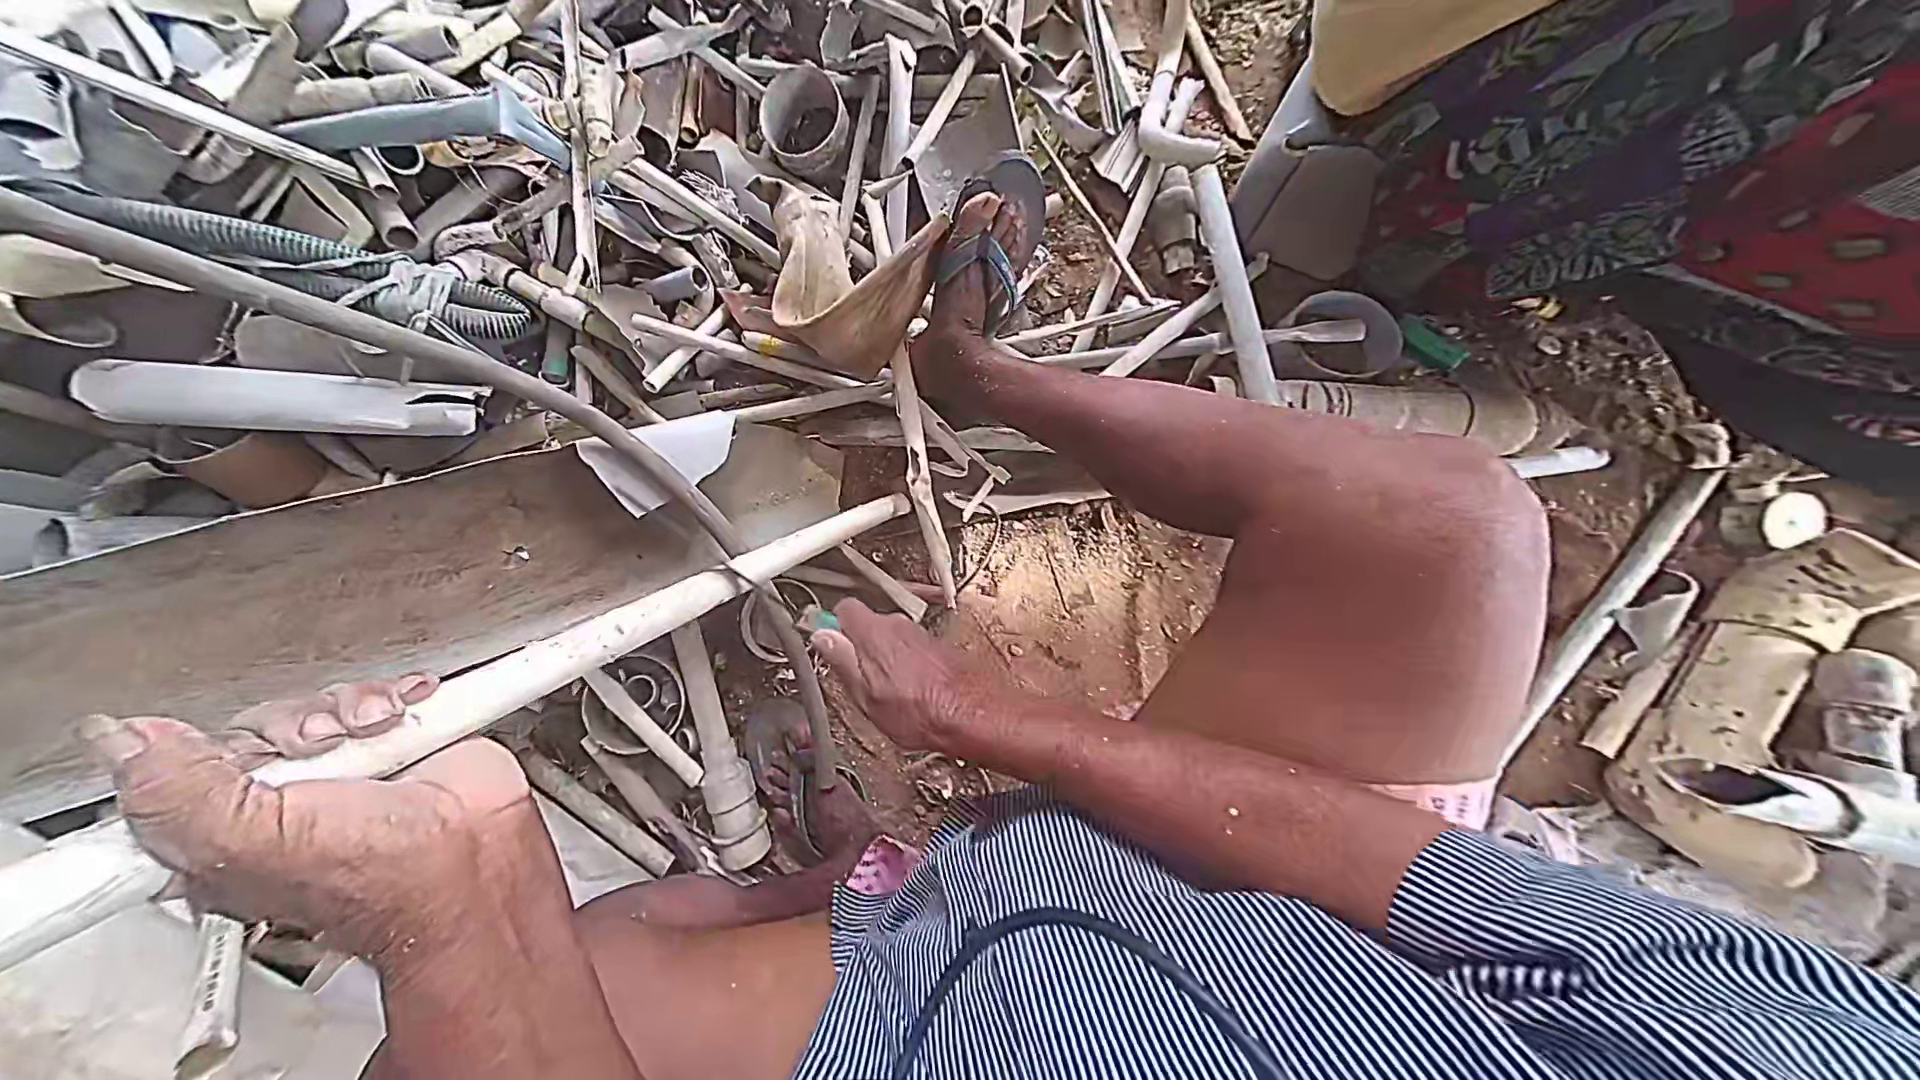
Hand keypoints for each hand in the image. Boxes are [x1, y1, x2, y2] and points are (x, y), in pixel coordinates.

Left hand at [83, 676, 534, 961]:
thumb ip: (179, 796)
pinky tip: (411, 704)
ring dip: (357, 703)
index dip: (220, 743)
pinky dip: (403, 689)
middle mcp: (292, 796)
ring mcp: (356, 765)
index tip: (258, 752)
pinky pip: (391, 692)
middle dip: (300, 720)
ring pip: (330, 702)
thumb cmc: (377, 874)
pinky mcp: (408, 738)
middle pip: (268, 722)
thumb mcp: (251, 844)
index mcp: (231, 831)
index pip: (192, 762)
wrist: (476, 850)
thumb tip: (121, 738)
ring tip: (381, 727)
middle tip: (325, 742)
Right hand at [809, 598, 998, 751]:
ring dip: (885, 659)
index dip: (833, 627)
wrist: (972, 714)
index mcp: (874, 632)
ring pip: (890, 639)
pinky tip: (911, 693)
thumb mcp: (865, 695)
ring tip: (888, 694)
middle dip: (860, 648)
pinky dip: (906, 665)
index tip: (830, 646)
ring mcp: (920, 634)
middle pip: (868, 625)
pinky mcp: (937, 646)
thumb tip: (821, 638)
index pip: (844, 609)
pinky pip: (911, 650)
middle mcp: (899, 625)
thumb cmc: (922, 711)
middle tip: (859, 681)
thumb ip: (842, 661)